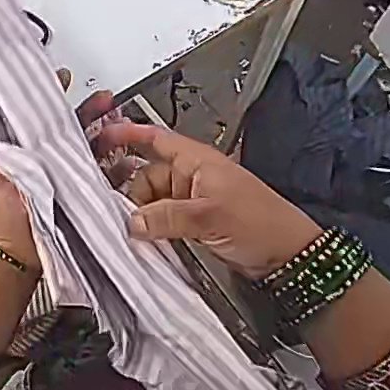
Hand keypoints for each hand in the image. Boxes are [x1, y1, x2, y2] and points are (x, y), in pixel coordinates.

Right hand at [91, 115, 321, 279]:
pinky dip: (150, 228)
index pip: (155, 139)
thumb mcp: (210, 215)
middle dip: (128, 190)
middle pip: (145, 175)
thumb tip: (131, 221)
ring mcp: (191, 202)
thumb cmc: (261, 222)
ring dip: (139, 213)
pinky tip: (141, 238)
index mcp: (196, 161)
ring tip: (128, 228)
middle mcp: (190, 177)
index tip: (102, 136)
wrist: (288, 255)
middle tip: (114, 209)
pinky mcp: (192, 224)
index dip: (128, 134)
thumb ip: (166, 217)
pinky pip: (161, 220)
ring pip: (151, 201)